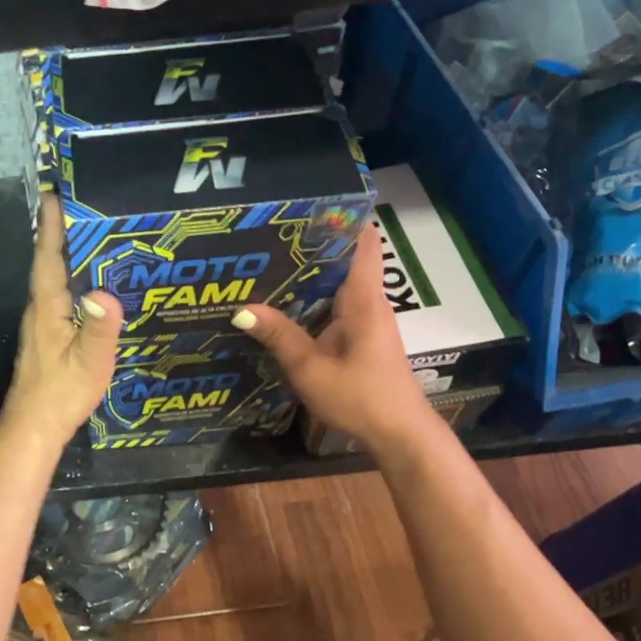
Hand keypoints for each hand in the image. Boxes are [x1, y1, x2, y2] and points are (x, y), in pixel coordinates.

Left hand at [0, 195, 123, 448]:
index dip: (52, 226)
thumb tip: (103, 293)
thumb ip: (98, 330)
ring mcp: (40, 322)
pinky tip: (88, 282)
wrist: (34, 425)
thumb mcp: (89, 363)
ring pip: (53, 278)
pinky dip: (70, 278)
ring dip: (65, 254)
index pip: (49, 257)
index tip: (55, 194)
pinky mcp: (46, 335)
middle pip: (49, 261)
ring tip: (90, 233)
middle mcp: (40, 308)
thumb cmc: (61, 393)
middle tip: (82, 204)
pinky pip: (58, 294)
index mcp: (48, 307)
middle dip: (61, 232)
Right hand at [232, 225, 437, 447]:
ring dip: (309, 274)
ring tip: (267, 263)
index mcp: (363, 299)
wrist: (400, 435)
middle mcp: (368, 302)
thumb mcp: (310, 369)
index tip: (308, 206)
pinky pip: (335, 305)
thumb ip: (278, 336)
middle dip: (311, 245)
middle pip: (344, 259)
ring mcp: (367, 320)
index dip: (342, 219)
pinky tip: (282, 305)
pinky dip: (312, 299)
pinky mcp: (362, 337)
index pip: (362, 242)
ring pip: (337, 284)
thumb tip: (241, 309)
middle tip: (269, 234)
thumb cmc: (361, 397)